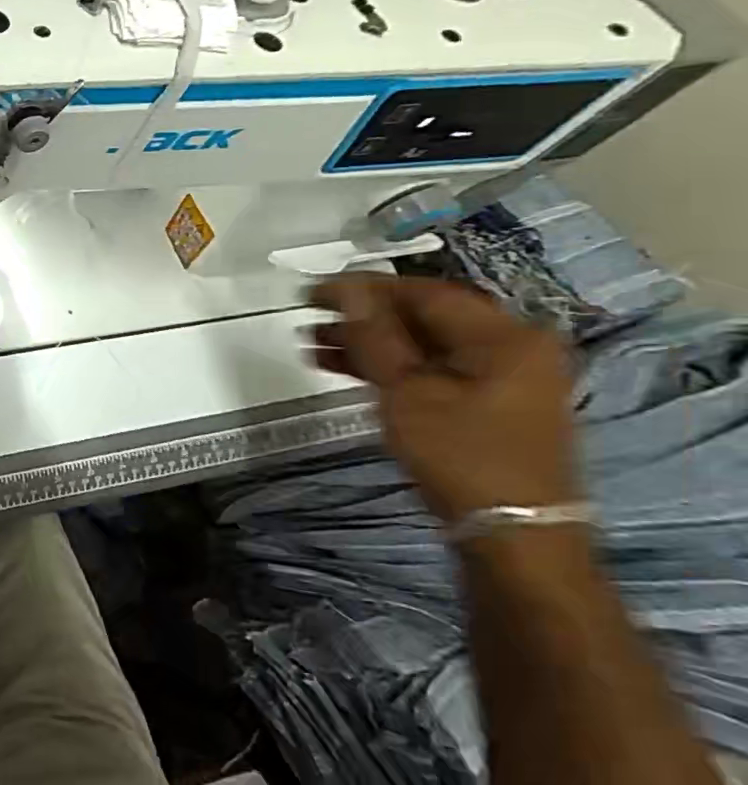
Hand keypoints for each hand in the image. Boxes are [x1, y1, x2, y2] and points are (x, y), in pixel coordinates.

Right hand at [308, 274, 579, 522]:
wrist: (512, 533)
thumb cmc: (461, 455)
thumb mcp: (406, 390)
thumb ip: (374, 335)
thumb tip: (345, 288)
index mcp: (503, 337)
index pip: (423, 292)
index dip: (364, 288)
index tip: (312, 291)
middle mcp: (511, 347)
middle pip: (423, 315)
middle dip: (362, 315)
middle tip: (308, 316)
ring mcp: (502, 376)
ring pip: (422, 343)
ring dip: (368, 341)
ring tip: (313, 344)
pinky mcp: (486, 401)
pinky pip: (430, 367)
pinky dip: (388, 364)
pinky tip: (342, 366)